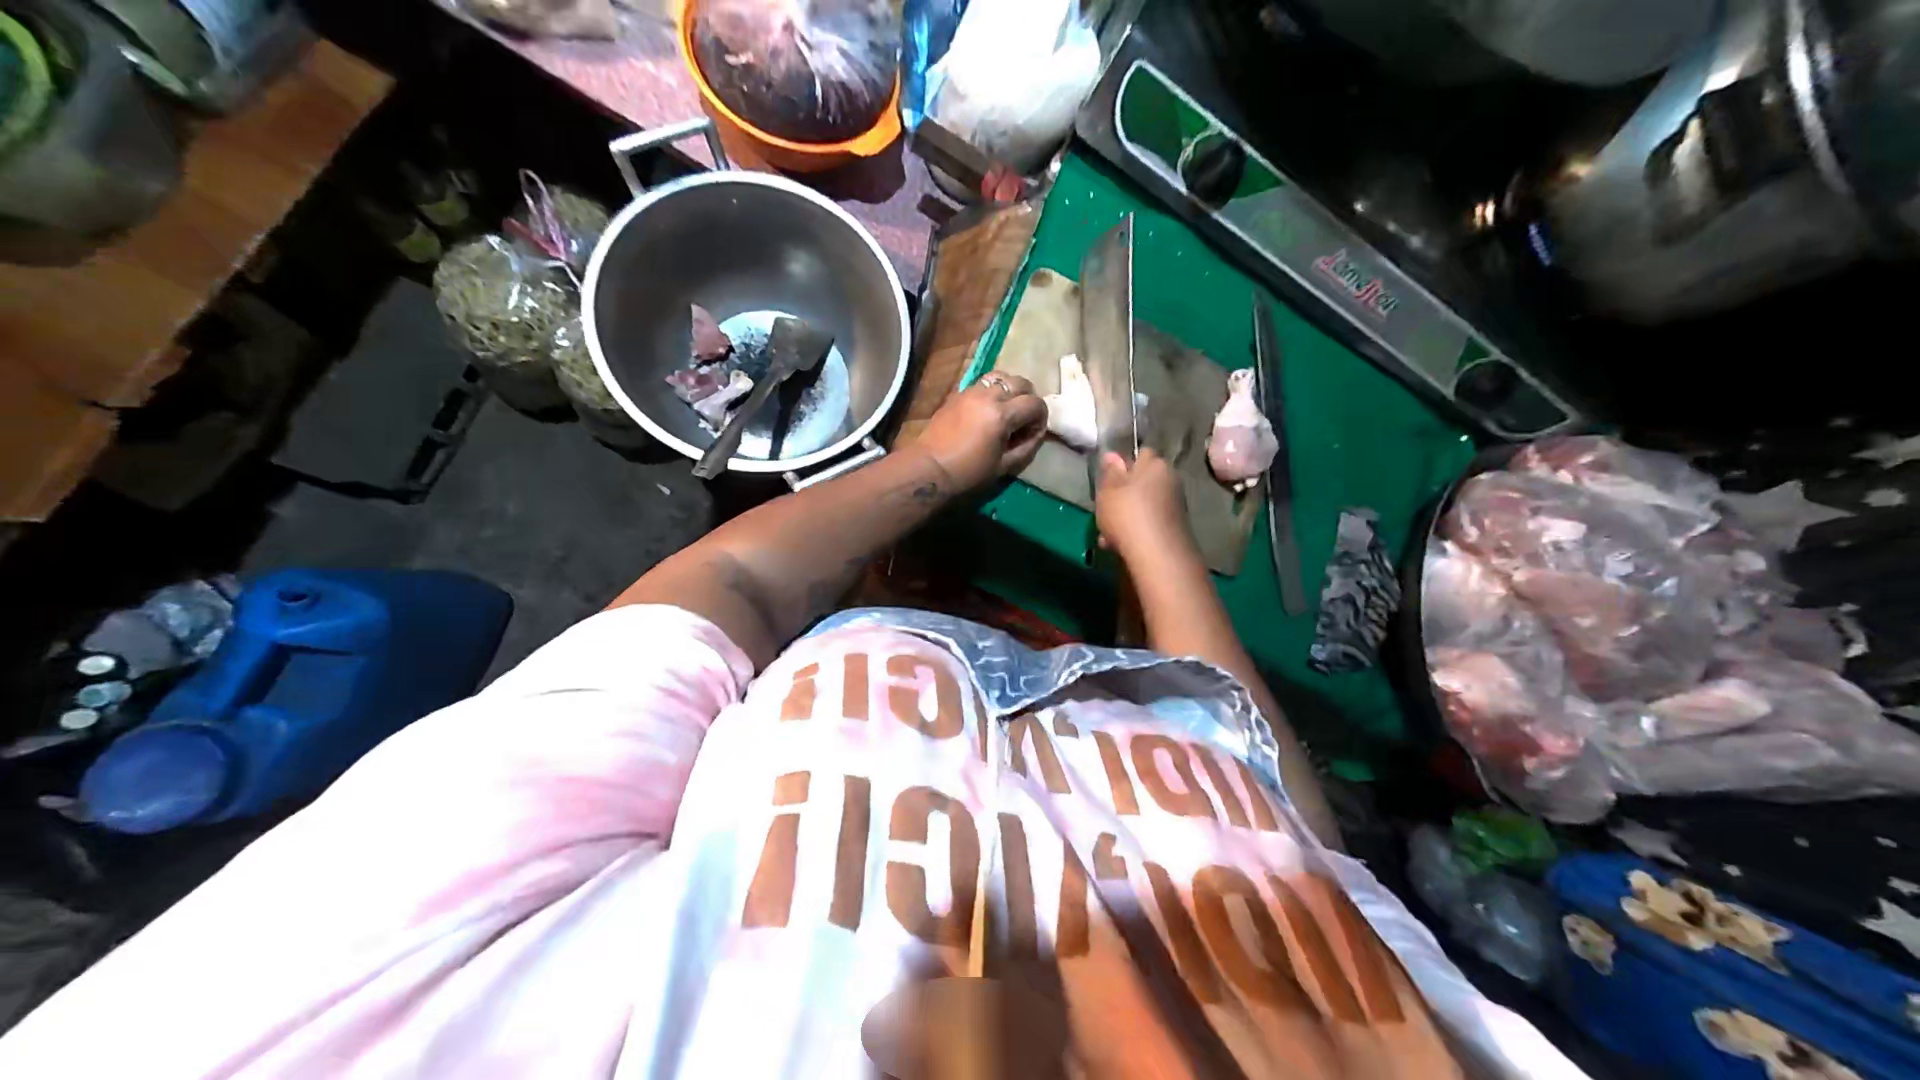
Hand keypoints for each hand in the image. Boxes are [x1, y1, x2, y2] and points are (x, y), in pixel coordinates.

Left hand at [913, 373, 1047, 490]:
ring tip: (1006, 410)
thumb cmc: (969, 473)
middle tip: (1024, 418)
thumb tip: (1037, 432)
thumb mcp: (1005, 466)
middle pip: (1021, 382)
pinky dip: (992, 391)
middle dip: (1029, 398)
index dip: (1041, 418)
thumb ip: (1027, 447)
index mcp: (1002, 414)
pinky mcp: (958, 394)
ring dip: (1010, 390)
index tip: (1034, 432)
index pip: (1035, 403)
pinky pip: (983, 383)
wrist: (930, 468)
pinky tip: (988, 410)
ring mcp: (971, 391)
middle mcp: (988, 396)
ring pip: (1001, 377)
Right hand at [1094, 449, 1196, 564]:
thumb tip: (1113, 454)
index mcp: (1156, 465)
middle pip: (1143, 481)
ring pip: (1145, 504)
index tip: (1109, 479)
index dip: (1124, 464)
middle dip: (1125, 493)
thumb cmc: (1127, 515)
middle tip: (1106, 508)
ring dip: (1128, 515)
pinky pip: (1150, 522)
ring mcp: (1176, 505)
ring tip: (1108, 534)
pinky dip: (1137, 530)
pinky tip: (1120, 545)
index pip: (1142, 453)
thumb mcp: (1108, 491)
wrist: (1158, 555)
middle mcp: (1171, 480)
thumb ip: (1110, 472)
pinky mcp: (1176, 528)